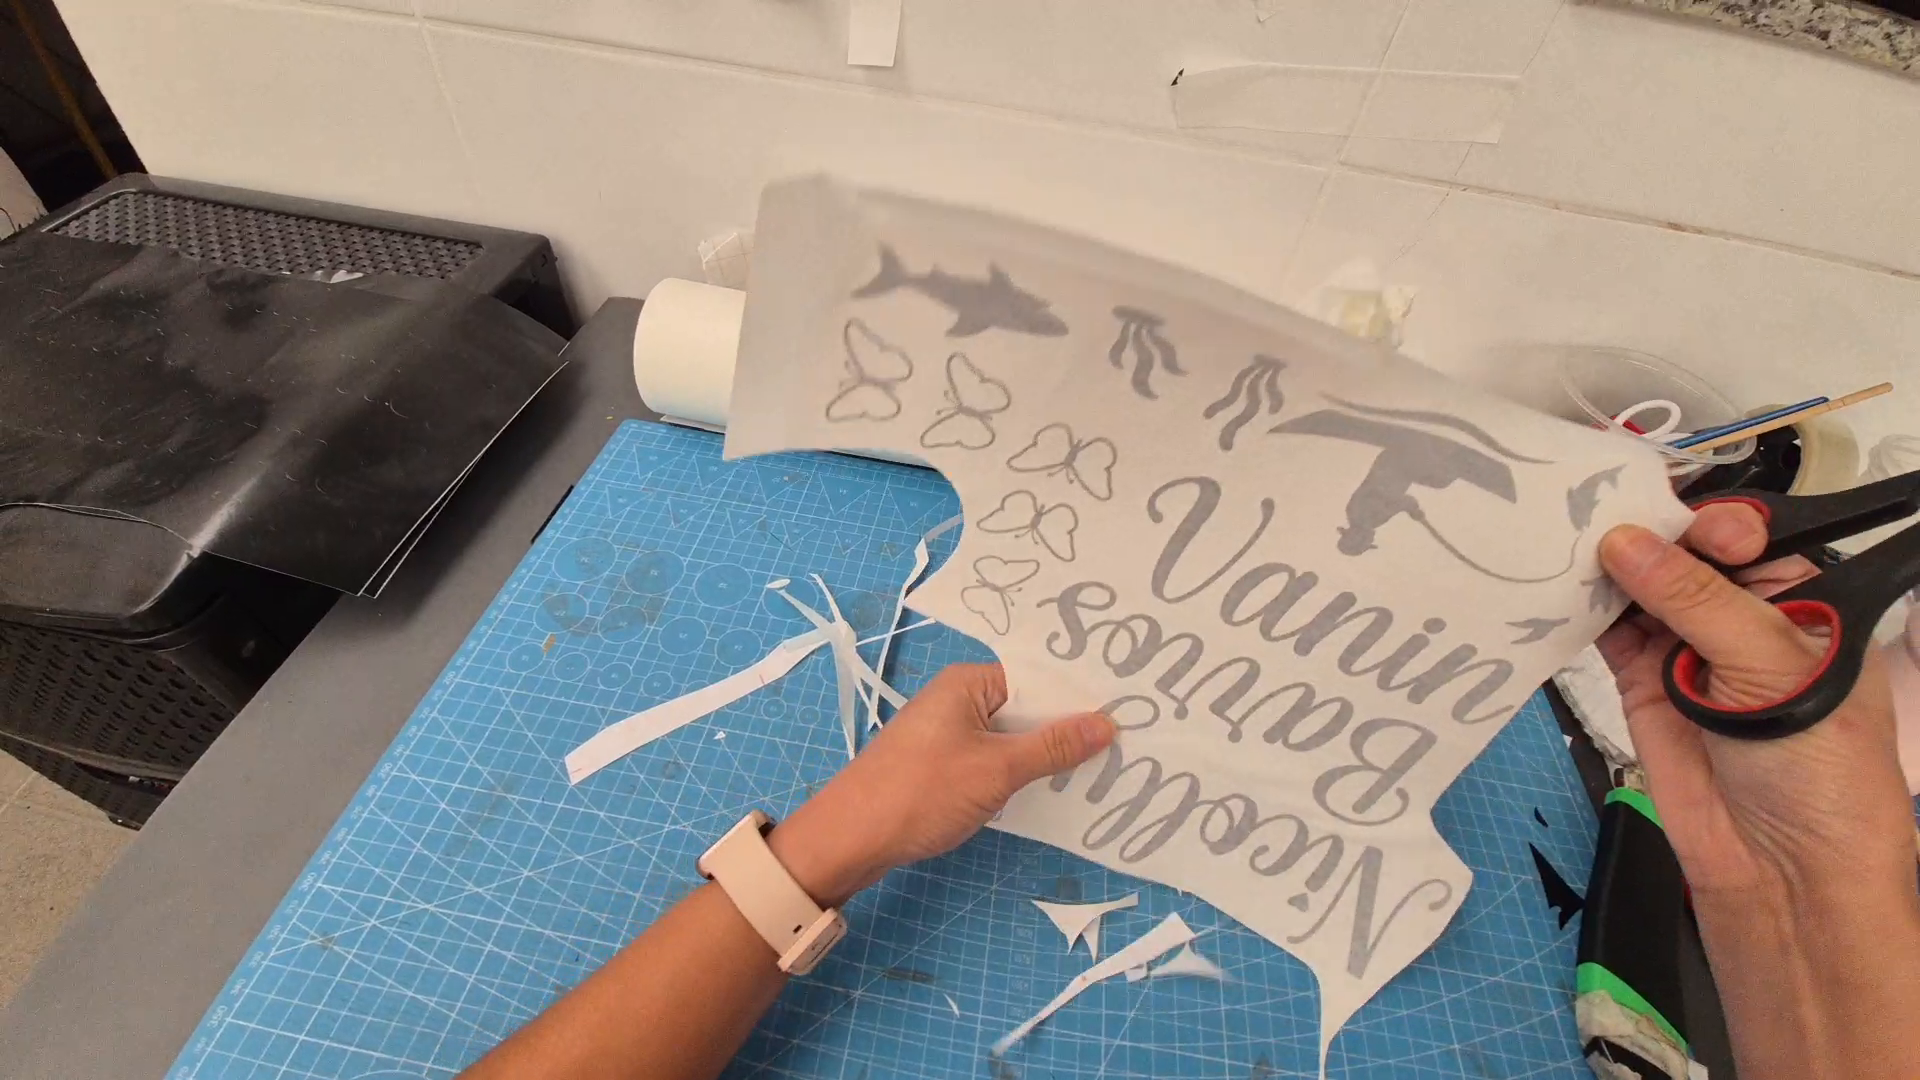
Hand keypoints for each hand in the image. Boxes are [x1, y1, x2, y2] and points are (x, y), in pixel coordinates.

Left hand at [768, 664, 1113, 905]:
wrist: (853, 837)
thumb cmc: (924, 790)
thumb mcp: (996, 768)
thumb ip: (1053, 746)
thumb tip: (1107, 722)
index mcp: (968, 683)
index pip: (1035, 679)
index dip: (1076, 696)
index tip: (1123, 710)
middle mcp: (959, 699)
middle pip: (1025, 707)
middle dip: (1066, 727)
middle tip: (1124, 742)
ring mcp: (950, 732)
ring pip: (1011, 736)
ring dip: (1045, 753)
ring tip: (1100, 766)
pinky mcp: (944, 763)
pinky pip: (994, 758)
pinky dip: (1020, 770)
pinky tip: (1054, 788)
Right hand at [1598, 505, 1919, 1078]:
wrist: (1772, 861)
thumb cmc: (1812, 764)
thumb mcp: (1770, 669)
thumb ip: (1697, 601)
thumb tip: (1622, 540)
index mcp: (1795, 604)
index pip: (1747, 541)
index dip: (1705, 523)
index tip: (1654, 514)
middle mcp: (1733, 616)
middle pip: (1678, 558)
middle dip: (1637, 536)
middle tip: (1580, 517)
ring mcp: (1679, 645)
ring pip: (1631, 589)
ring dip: (1596, 569)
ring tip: (1549, 542)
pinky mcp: (1634, 673)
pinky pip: (1599, 629)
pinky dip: (1572, 609)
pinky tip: (1544, 587)